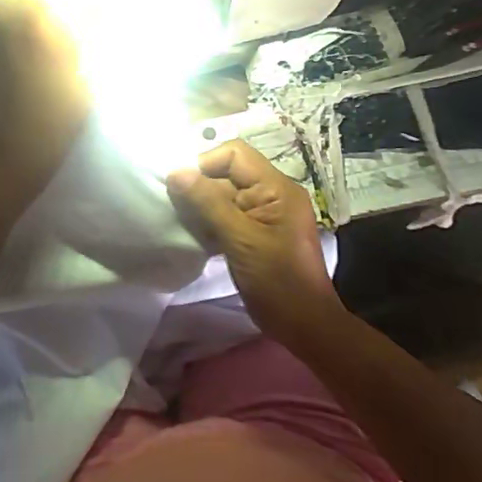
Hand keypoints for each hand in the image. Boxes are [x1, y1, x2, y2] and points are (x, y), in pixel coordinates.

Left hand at [0, 0, 89, 212]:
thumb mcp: (79, 76)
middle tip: (36, 34)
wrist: (5, 149)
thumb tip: (65, 23)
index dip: (45, 5)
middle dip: (24, 10)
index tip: (54, 23)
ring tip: (15, 47)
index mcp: (34, 20)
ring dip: (3, 22)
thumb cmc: (53, 117)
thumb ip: (71, 41)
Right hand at [167, 141, 340, 343]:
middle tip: (180, 213)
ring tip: (188, 228)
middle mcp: (272, 195)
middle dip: (200, 189)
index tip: (183, 189)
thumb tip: (175, 172)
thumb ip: (208, 203)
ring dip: (202, 209)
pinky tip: (198, 240)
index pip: (234, 154)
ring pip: (222, 196)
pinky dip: (209, 224)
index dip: (206, 164)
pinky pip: (226, 216)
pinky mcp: (255, 234)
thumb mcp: (241, 239)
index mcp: (277, 188)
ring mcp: (264, 216)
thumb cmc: (278, 282)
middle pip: (226, 174)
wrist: (306, 327)